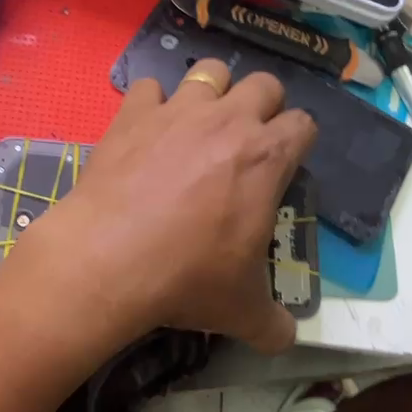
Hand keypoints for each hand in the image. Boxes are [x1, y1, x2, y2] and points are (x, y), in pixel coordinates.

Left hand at [0, 58, 315, 353]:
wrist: (108, 259)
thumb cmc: (186, 277)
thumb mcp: (242, 310)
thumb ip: (273, 323)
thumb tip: (287, 340)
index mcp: (266, 157)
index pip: (303, 124)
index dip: (298, 140)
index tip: (285, 162)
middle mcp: (227, 120)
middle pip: (264, 83)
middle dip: (263, 105)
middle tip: (246, 139)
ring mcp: (177, 110)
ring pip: (209, 71)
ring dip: (211, 91)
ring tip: (199, 123)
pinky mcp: (133, 113)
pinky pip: (148, 86)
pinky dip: (150, 102)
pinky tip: (145, 129)